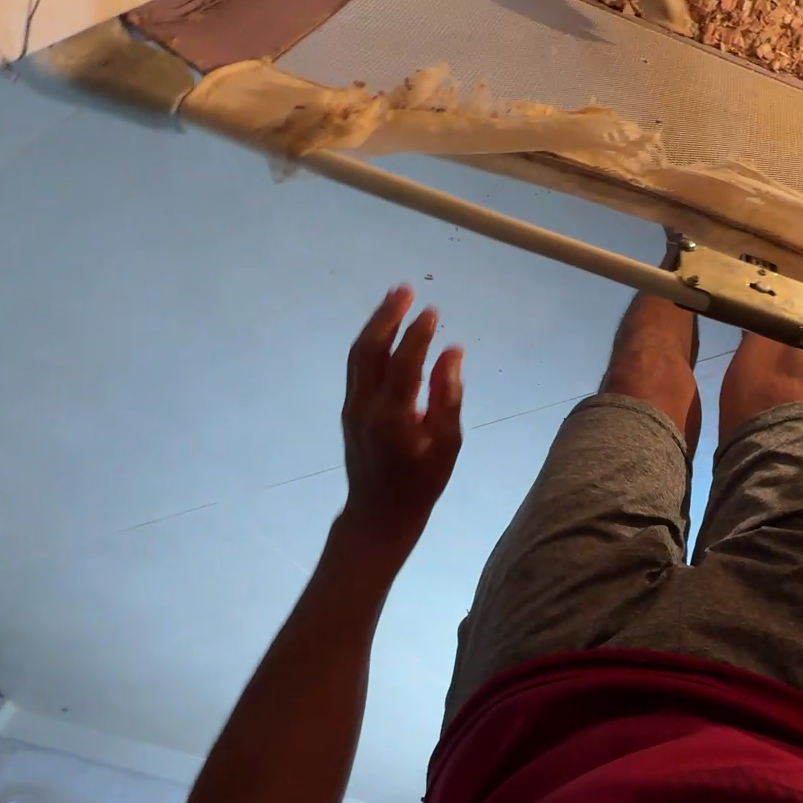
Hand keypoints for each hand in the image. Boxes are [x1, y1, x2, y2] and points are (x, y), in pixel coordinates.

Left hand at [340, 286, 463, 553]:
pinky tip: (384, 331)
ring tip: (394, 299)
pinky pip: (357, 366)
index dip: (419, 334)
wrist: (379, 513)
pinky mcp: (349, 409)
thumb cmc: (422, 483)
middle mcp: (365, 405)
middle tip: (406, 289)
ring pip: (358, 354)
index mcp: (393, 416)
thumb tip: (452, 351)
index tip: (434, 311)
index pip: (405, 362)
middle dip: (388, 315)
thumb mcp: (447, 444)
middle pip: (370, 348)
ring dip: (375, 324)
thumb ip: (449, 395)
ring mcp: (352, 406)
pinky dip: (371, 342)